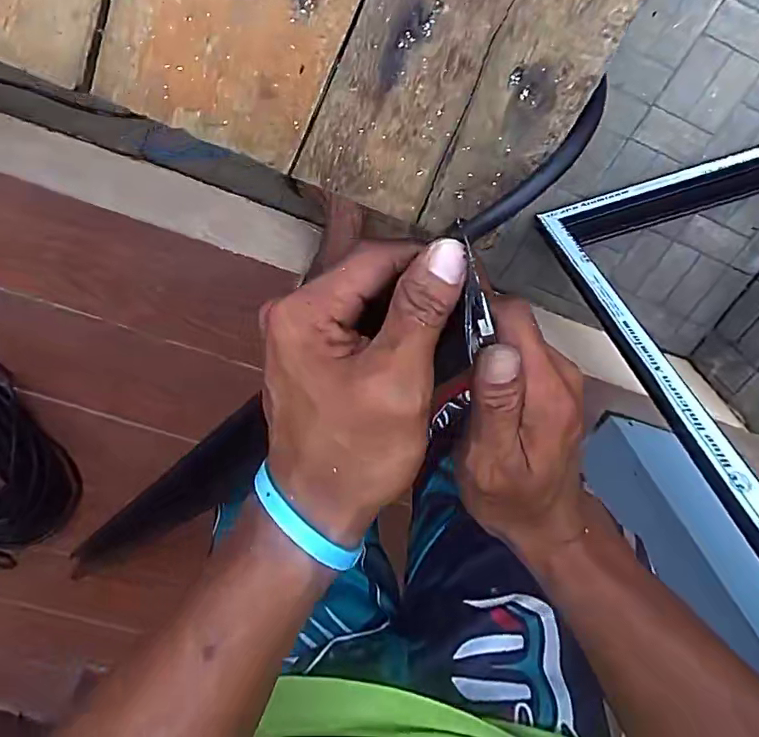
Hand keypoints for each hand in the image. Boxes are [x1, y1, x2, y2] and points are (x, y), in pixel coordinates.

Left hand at [259, 238, 467, 544]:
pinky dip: (386, 317)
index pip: (372, 258)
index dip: (424, 257)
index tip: (469, 267)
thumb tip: (447, 251)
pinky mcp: (306, 343)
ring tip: (450, 304)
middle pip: (363, 271)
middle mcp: (290, 307)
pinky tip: (420, 324)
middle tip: (465, 288)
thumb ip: (420, 309)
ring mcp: (295, 325)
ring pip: (361, 291)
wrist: (317, 507)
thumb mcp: (398, 379)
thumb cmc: (359, 453)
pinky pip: (352, 314)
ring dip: (404, 296)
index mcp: (302, 310)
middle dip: (415, 276)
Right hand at [458, 296, 591, 562]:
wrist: (548, 527)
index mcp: (547, 389)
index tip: (440, 311)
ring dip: (483, 335)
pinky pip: (521, 348)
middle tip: (435, 337)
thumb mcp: (491, 459)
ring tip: (447, 354)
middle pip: (515, 319)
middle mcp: (562, 374)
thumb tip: (498, 348)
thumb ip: (497, 404)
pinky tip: (469, 372)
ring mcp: (562, 377)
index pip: (515, 316)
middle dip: (475, 320)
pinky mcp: (555, 382)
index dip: (476, 305)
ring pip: (516, 331)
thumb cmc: (511, 499)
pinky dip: (494, 351)